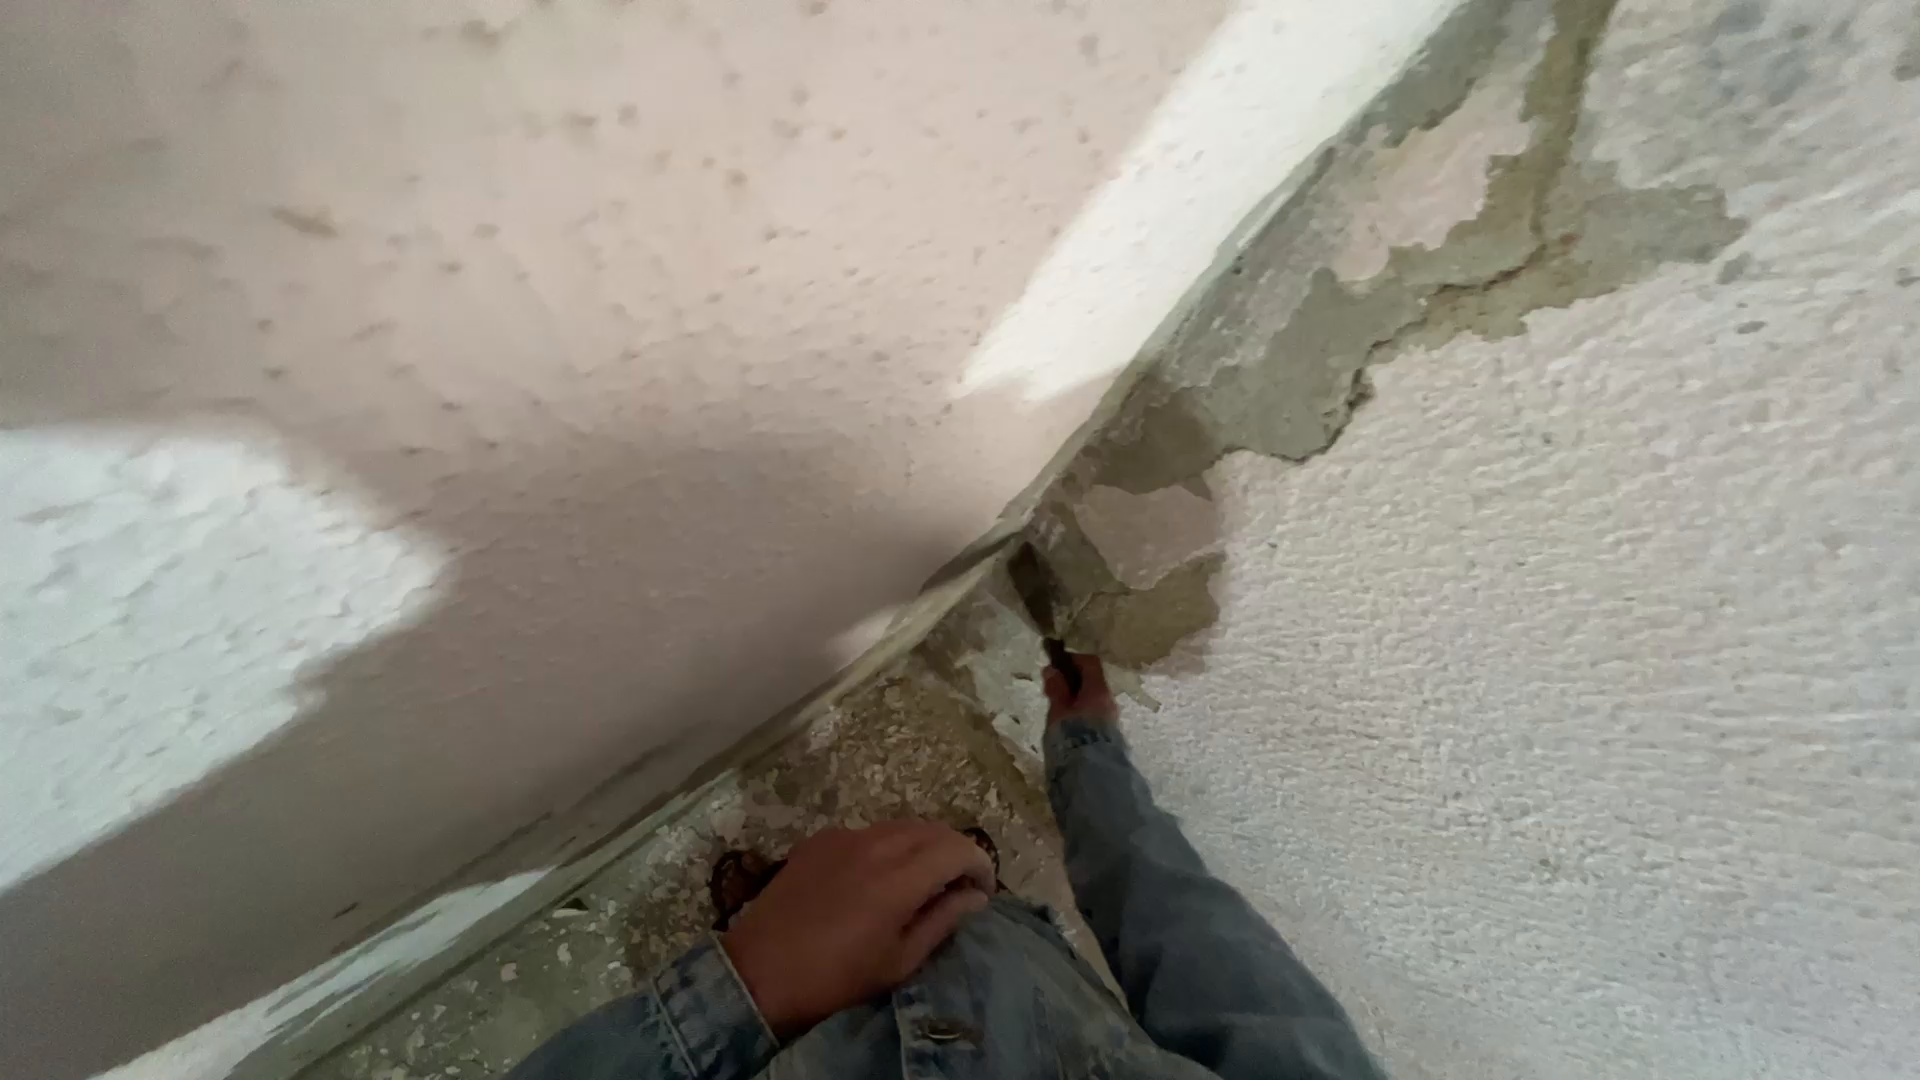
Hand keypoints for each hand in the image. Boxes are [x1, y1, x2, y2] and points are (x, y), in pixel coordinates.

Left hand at [719, 821, 993, 1038]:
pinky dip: (889, 845)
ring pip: (902, 825)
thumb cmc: (835, 978)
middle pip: (933, 829)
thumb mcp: (898, 962)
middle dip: (956, 850)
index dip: (981, 863)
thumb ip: (942, 921)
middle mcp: (877, 843)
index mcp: (899, 877)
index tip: (985, 890)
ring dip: (924, 844)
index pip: (958, 848)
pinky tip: (878, 875)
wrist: (758, 971)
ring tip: (924, 878)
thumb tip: (976, 897)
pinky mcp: (822, 837)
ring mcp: (846, 835)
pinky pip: (870, 830)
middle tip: (960, 884)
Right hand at [1043, 652, 1117, 727]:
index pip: (1091, 662)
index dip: (1074, 659)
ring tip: (1060, 707)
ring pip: (1095, 696)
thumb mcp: (1058, 709)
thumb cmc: (1071, 733)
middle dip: (1074, 679)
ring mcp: (1113, 716)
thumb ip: (1056, 688)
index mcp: (1098, 689)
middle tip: (1054, 688)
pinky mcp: (1111, 731)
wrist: (1091, 769)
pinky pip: (1097, 711)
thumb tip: (1051, 669)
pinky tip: (1071, 720)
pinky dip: (1084, 709)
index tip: (1057, 664)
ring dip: (1079, 696)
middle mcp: (1109, 699)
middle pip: (1094, 679)